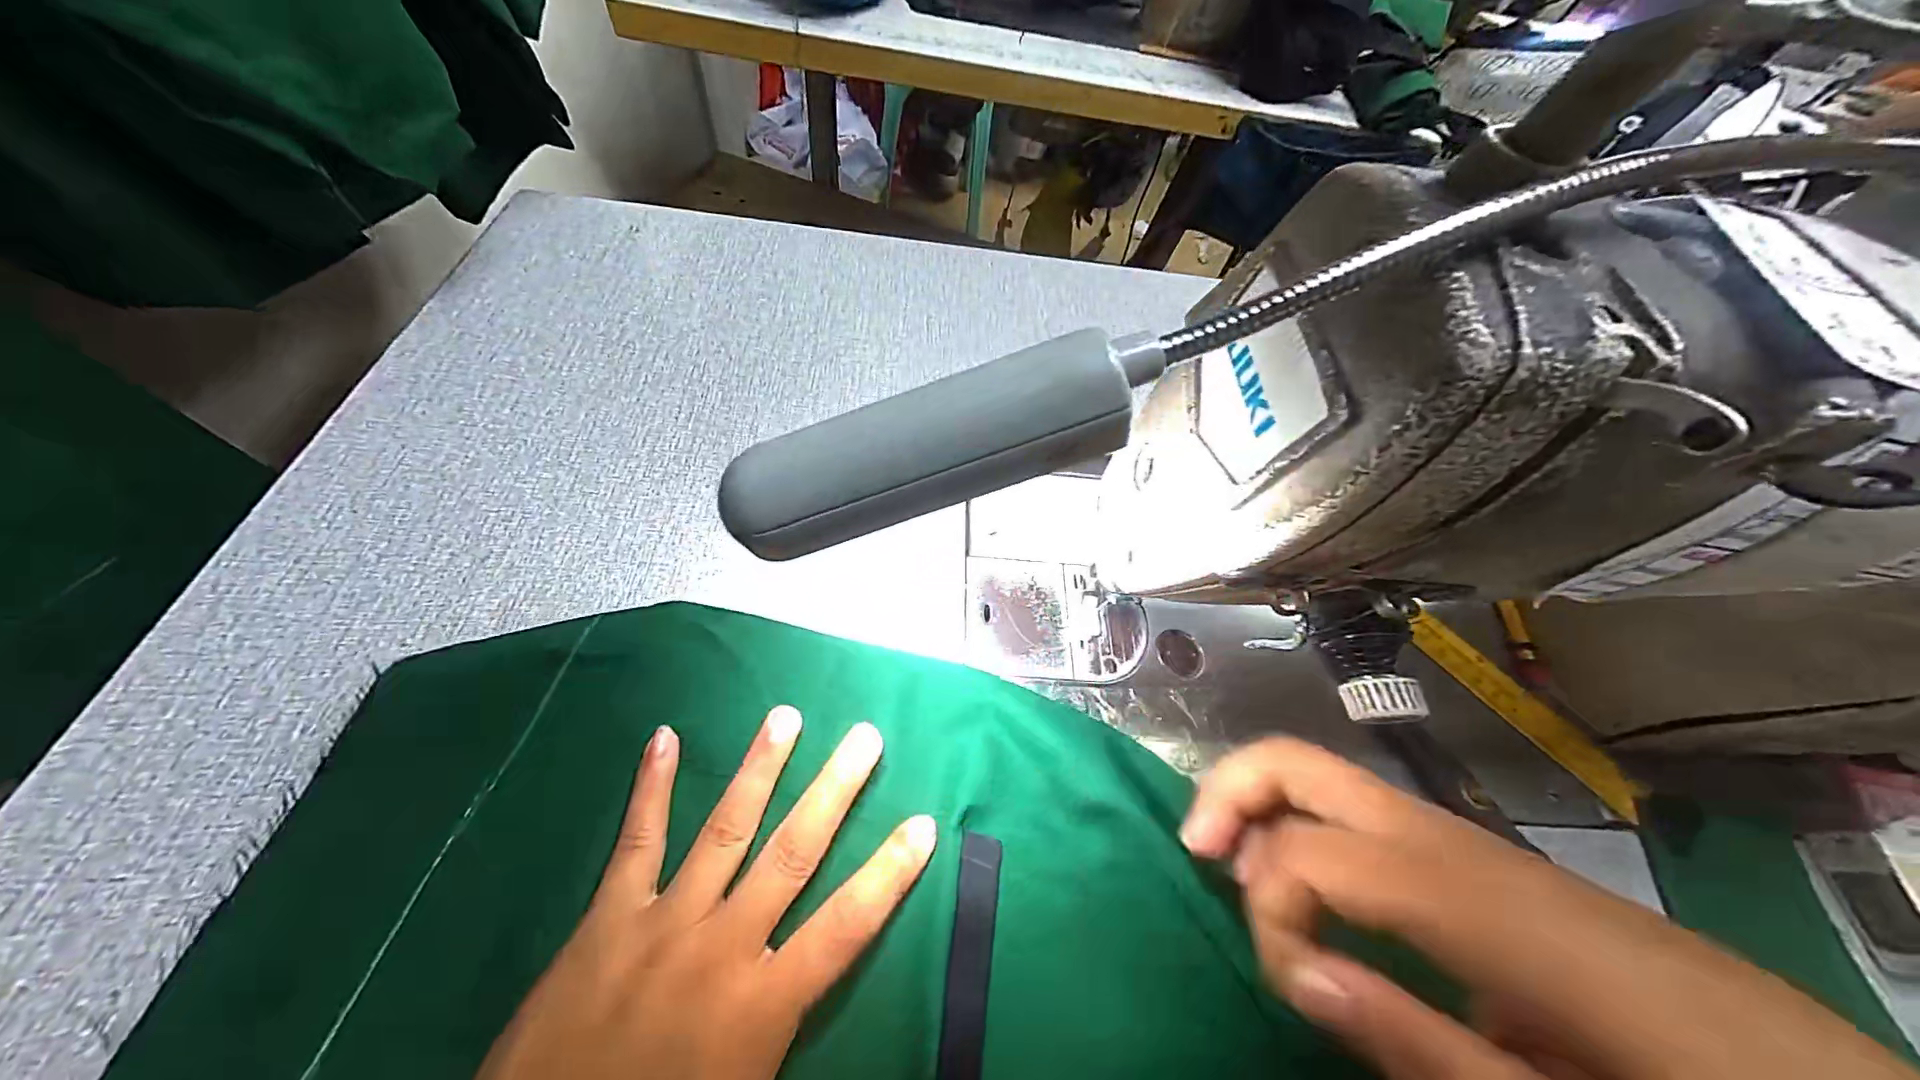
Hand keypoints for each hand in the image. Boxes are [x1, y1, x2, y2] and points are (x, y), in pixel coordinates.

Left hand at [477, 706, 936, 1079]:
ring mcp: (664, 923)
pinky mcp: (608, 916)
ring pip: (725, 830)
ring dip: (760, 770)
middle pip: (792, 855)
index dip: (889, 874)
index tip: (923, 825)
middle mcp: (721, 947)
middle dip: (833, 792)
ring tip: (785, 718)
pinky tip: (664, 738)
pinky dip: (651, 787)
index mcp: (762, 1002)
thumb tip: (820, 980)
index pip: (845, 926)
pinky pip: (638, 841)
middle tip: (863, 737)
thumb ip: (788, 1030)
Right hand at [1182, 737, 1913, 1079]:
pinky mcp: (1468, 856)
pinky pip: (1355, 814)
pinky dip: (1301, 828)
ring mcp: (1458, 837)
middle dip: (1229, 791)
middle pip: (1301, 761)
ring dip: (1260, 809)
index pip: (1312, 855)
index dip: (1269, 913)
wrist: (1806, 1079)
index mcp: (1466, 892)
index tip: (1290, 983)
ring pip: (1320, 778)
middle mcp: (1448, 837)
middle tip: (1196, 851)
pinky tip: (1305, 889)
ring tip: (1238, 873)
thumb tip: (1295, 971)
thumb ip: (1412, 1041)